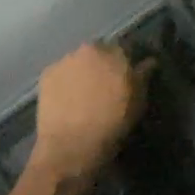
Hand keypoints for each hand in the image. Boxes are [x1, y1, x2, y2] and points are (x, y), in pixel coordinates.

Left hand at [32, 42, 156, 172]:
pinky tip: (67, 100)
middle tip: (105, 86)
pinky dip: (65, 81)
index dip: (127, 63)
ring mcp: (64, 60)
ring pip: (78, 61)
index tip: (127, 77)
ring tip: (84, 95)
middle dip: (103, 64)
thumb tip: (149, 61)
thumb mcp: (137, 102)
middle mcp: (88, 49)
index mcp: (114, 52)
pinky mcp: (46, 74)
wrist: (71, 146)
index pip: (125, 49)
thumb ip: (143, 76)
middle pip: (99, 52)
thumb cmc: (112, 124)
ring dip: (83, 71)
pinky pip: (61, 73)